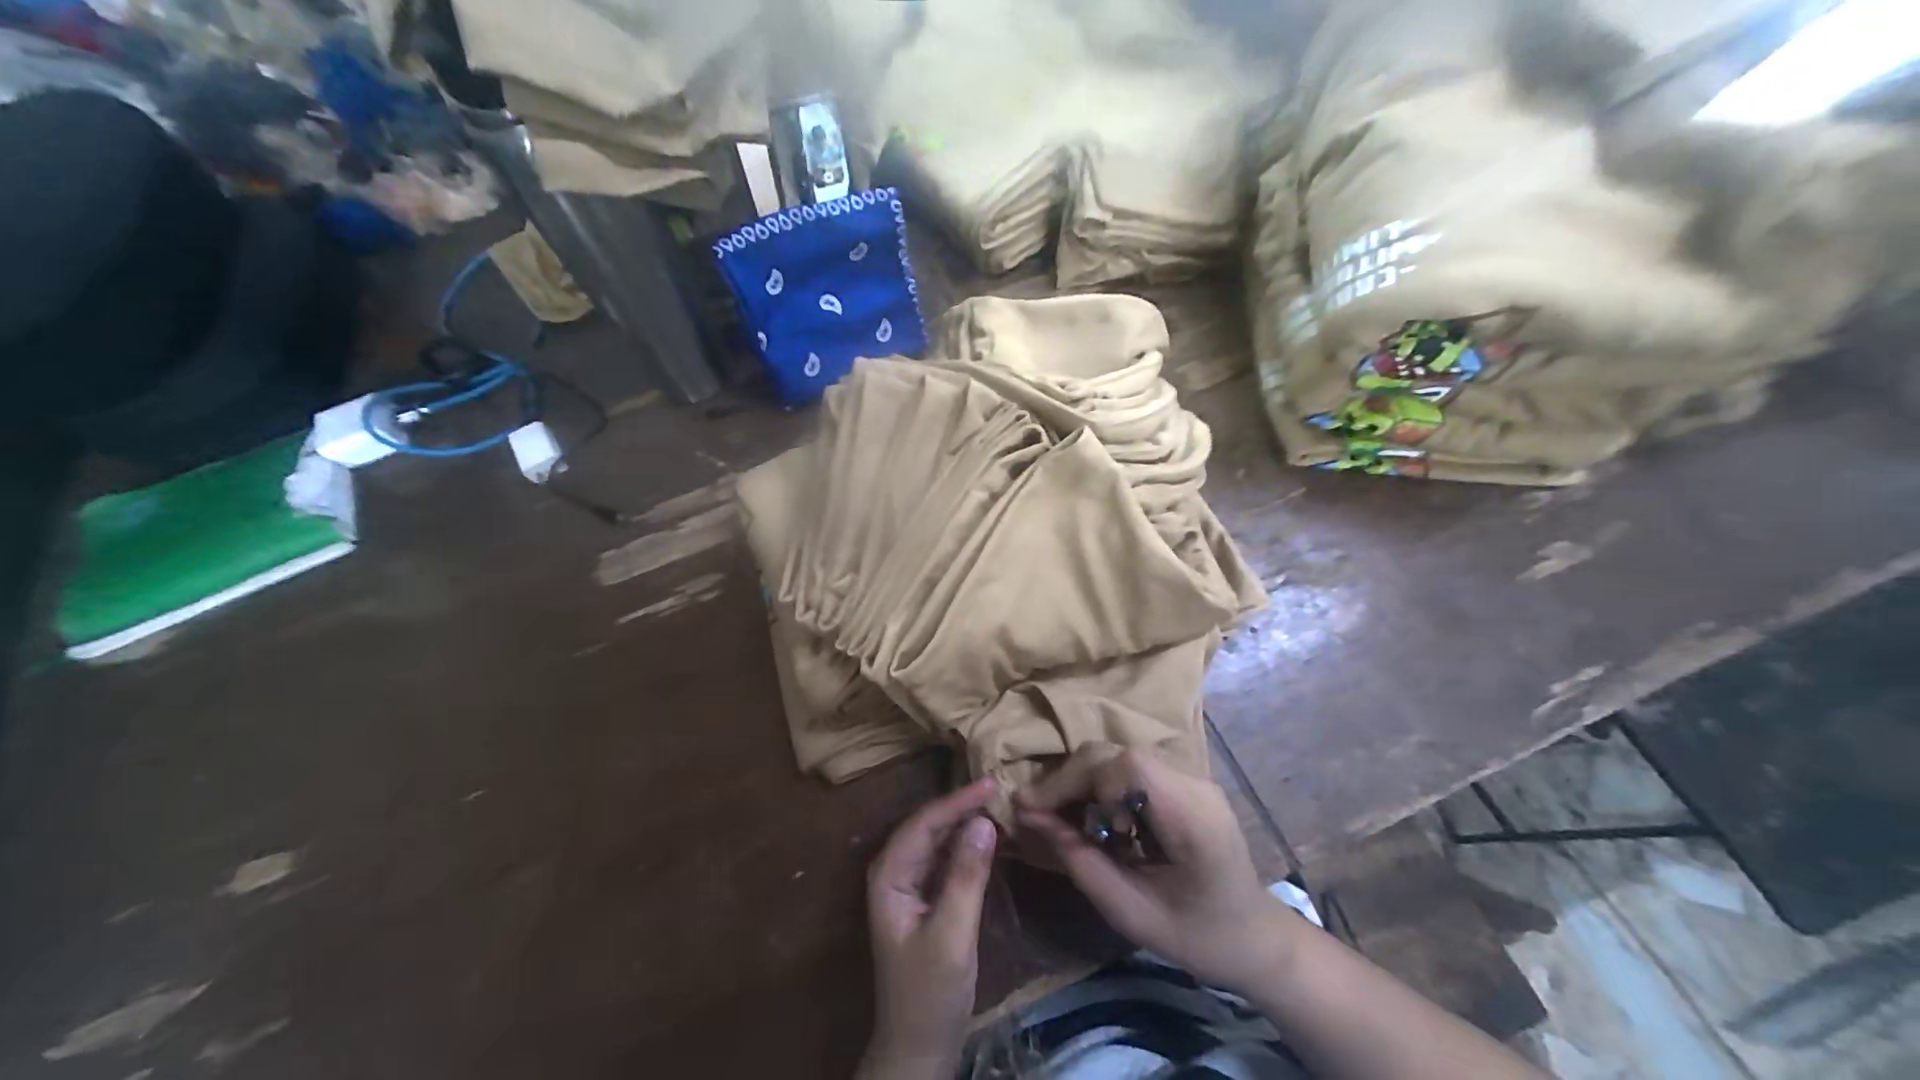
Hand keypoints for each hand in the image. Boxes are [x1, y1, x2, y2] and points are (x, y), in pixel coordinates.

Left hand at [857, 778, 999, 1079]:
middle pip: (929, 826)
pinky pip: (946, 859)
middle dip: (962, 806)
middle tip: (1001, 788)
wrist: (918, 1046)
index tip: (992, 783)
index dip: (957, 801)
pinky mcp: (926, 899)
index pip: (924, 823)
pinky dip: (967, 846)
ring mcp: (909, 885)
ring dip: (965, 823)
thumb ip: (965, 877)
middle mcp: (894, 873)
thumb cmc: (929, 993)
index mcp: (889, 876)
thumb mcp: (951, 935)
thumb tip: (983, 822)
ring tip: (999, 804)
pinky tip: (990, 838)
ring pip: (938, 840)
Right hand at [1015, 748, 1300, 995]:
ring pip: (1119, 754)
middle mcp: (1194, 783)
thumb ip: (1079, 859)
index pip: (1125, 767)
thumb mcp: (1129, 912)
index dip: (1073, 780)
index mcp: (1192, 817)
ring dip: (1082, 780)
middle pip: (1117, 753)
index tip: (1035, 810)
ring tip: (1061, 816)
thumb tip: (1028, 815)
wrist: (1254, 937)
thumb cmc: (1197, 936)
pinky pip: (1130, 767)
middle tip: (1038, 812)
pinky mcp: (1183, 780)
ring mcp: (1192, 777)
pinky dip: (1101, 784)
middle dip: (1070, 779)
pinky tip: (1092, 816)